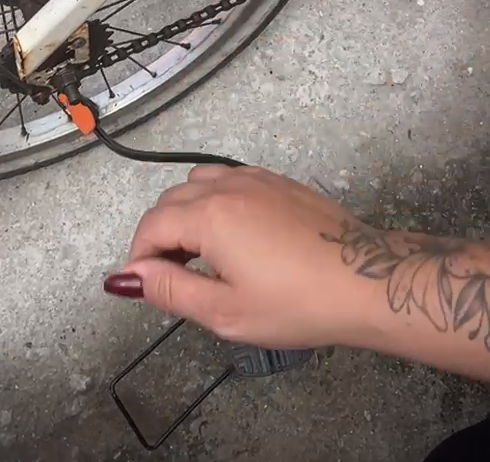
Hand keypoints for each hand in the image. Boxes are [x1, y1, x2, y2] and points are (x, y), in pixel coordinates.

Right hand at [110, 166, 380, 349]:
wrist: (364, 279)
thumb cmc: (294, 303)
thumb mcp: (225, 311)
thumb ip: (170, 289)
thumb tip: (125, 278)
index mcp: (209, 215)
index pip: (152, 225)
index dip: (140, 257)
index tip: (150, 287)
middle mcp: (227, 185)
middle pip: (171, 200)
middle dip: (160, 236)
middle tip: (175, 277)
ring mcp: (255, 177)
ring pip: (198, 182)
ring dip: (186, 212)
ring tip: (202, 254)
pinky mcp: (277, 180)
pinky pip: (229, 178)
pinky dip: (214, 199)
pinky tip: (234, 234)